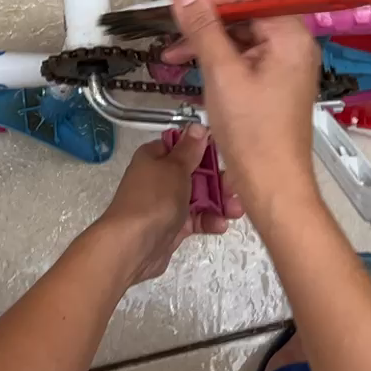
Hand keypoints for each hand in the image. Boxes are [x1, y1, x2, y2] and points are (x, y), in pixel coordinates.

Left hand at [92, 127, 242, 285]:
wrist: (134, 244)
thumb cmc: (154, 198)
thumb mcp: (174, 168)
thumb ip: (189, 149)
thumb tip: (197, 126)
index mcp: (154, 156)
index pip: (181, 145)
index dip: (203, 148)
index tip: (226, 153)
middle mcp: (159, 177)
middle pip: (195, 172)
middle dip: (218, 179)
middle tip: (236, 187)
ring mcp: (166, 202)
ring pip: (199, 197)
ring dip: (219, 202)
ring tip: (236, 210)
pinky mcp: (173, 225)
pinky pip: (196, 218)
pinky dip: (208, 220)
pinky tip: (221, 225)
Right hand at [161, 0, 320, 209]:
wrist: (271, 182)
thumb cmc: (254, 135)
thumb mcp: (220, 72)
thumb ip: (203, 27)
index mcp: (289, 35)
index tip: (189, 8)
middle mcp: (293, 42)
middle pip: (249, 5)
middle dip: (210, 14)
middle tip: (180, 27)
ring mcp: (284, 59)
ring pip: (243, 28)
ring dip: (208, 34)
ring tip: (176, 50)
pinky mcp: (273, 76)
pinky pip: (244, 50)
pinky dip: (217, 52)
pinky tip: (192, 63)